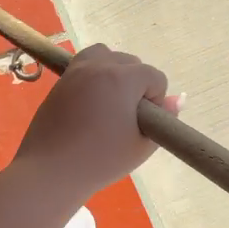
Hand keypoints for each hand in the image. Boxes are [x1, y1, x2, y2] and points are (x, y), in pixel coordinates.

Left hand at [14, 45, 179, 200]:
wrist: (51, 171)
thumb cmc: (101, 161)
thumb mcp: (141, 145)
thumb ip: (163, 118)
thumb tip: (177, 99)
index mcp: (121, 78)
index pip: (154, 77)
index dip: (156, 100)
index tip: (144, 123)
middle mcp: (97, 66)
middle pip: (130, 63)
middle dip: (135, 85)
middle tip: (127, 118)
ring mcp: (74, 72)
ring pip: (104, 55)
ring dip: (113, 72)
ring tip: (110, 103)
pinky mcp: (59, 83)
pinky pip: (83, 66)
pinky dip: (93, 76)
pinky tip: (91, 104)